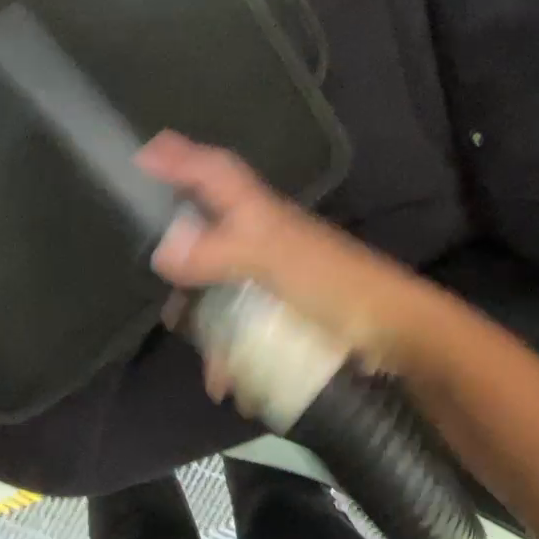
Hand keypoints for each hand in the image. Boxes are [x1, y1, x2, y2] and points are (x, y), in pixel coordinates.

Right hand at [137, 130, 428, 369]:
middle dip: (181, 265)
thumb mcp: (270, 258)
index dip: (179, 157)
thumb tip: (162, 251)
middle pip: (204, 234)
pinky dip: (231, 353)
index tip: (143, 154)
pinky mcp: (282, 309)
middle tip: (162, 292)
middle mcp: (260, 236)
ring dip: (207, 324)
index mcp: (258, 211)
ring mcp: (271, 275)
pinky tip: (228, 383)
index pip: (213, 171)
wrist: (396, 332)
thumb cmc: (333, 282)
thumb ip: (216, 251)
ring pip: (220, 288)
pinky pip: (242, 324)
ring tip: (206, 364)